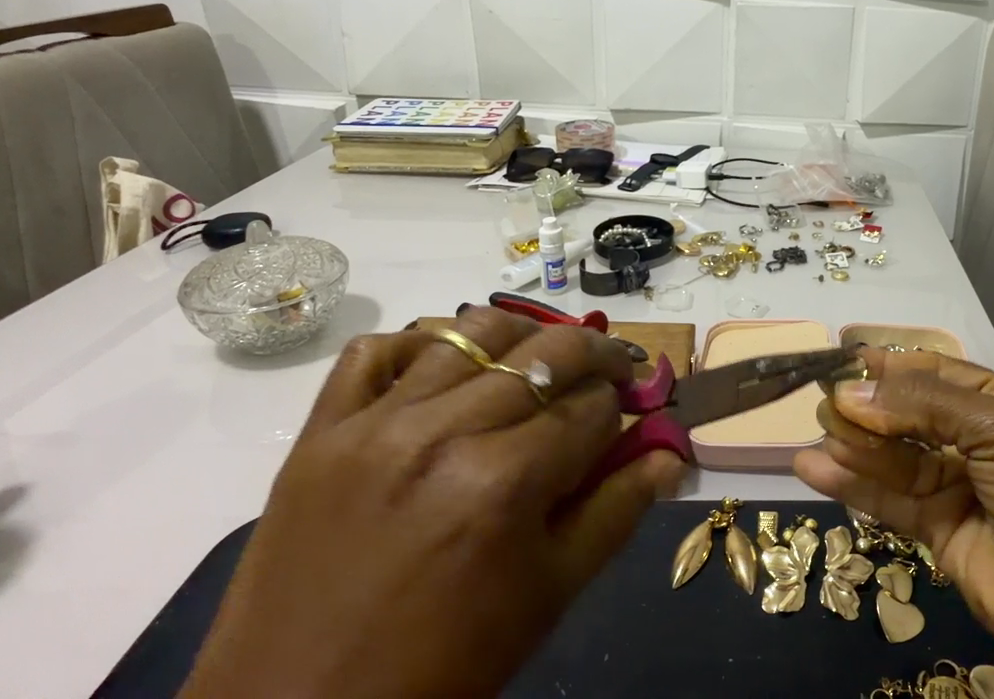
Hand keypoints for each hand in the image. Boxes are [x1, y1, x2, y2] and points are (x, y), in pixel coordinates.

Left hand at [180, 308, 685, 698]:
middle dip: (594, 356)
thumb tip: (672, 453)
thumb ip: (616, 512)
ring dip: (521, 340)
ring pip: (470, 333)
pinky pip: (376, 351)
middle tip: (608, 372)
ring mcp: (375, 424)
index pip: (592, 408)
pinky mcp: (321, 430)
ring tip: (535, 363)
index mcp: (506, 482)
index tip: (624, 420)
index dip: (619, 411)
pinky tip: (445, 365)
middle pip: (546, 354)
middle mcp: (444, 433)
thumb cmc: (447, 660)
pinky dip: (420, 343)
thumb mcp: (548, 595)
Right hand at [794, 349, 993, 698]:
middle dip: (868, 406)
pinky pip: (888, 499)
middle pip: (909, 413)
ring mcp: (956, 488)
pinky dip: (851, 484)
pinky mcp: (936, 532)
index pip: (936, 371)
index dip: (891, 364)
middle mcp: (976, 441)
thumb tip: (851, 392)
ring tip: (816, 434)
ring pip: (893, 456)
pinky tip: (813, 467)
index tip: (843, 357)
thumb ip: (924, 406)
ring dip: (854, 444)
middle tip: (824, 401)